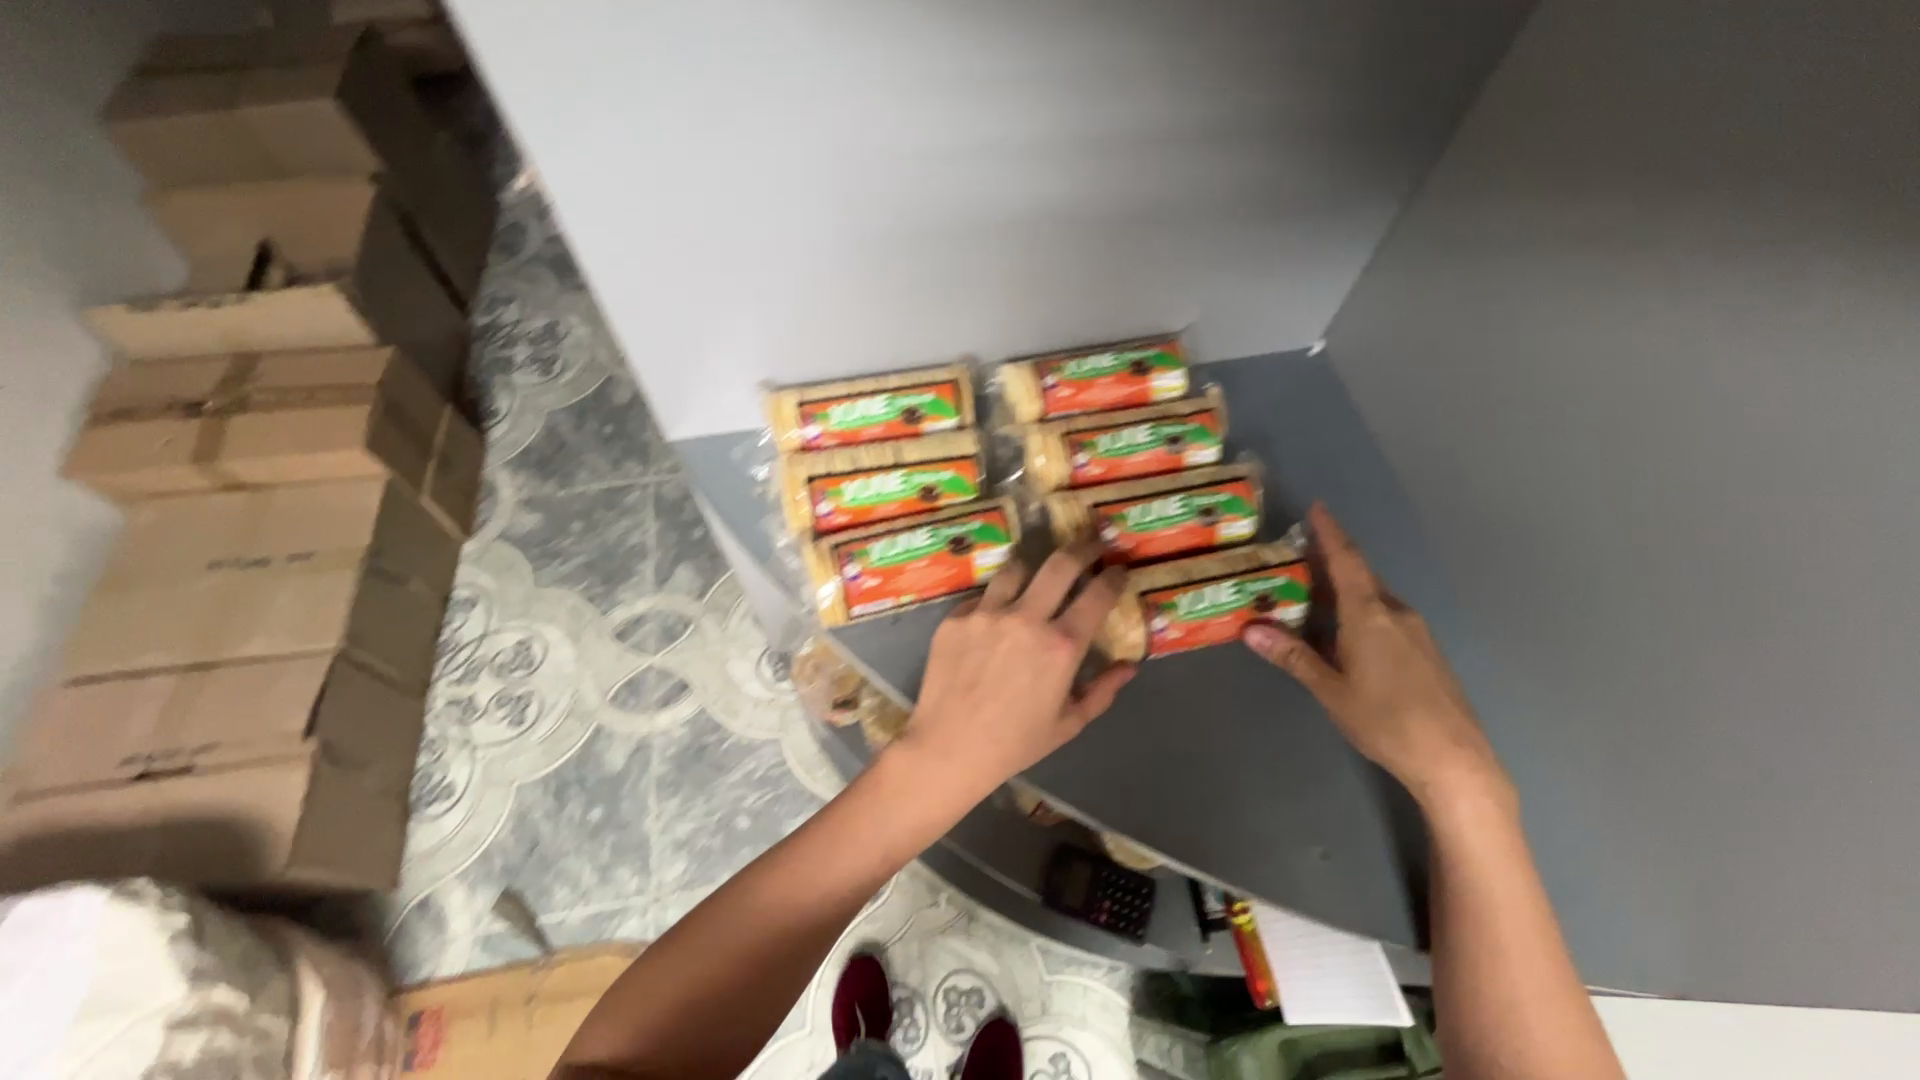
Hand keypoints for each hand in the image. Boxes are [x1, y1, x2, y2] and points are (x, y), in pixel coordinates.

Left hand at [897, 543, 1136, 798]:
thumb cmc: (1016, 743)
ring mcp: (986, 613)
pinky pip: (982, 597)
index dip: (1114, 576)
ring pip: (1016, 569)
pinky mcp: (955, 618)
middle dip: (1083, 547)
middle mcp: (1026, 618)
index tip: (1119, 570)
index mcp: (1062, 644)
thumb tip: (1130, 666)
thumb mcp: (1069, 723)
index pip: (1098, 593)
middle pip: (1061, 563)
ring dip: (1034, 567)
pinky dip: (995, 602)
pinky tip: (996, 617)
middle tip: (1091, 544)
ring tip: (1038, 573)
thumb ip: (1103, 690)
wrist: (949, 748)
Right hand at [1242, 503, 1509, 809]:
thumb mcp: (1330, 691)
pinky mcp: (1425, 652)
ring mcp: (1415, 632)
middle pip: (1359, 577)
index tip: (1317, 508)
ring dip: (1342, 592)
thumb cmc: (1386, 721)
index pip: (1347, 562)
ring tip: (1310, 597)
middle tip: (1296, 558)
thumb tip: (1251, 629)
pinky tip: (1342, 634)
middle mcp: (1395, 613)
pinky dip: (1359, 613)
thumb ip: (1293, 657)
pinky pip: (1385, 618)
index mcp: (1369, 615)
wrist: (1454, 759)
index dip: (1330, 533)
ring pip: (1372, 599)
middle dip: (1329, 563)